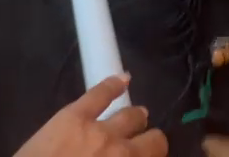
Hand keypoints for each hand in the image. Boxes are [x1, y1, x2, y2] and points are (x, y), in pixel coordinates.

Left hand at [15, 75, 167, 156]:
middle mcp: (123, 153)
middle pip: (151, 141)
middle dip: (150, 143)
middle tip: (143, 145)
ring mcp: (100, 131)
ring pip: (130, 116)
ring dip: (136, 118)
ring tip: (139, 116)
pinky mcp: (76, 115)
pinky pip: (100, 93)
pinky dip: (114, 85)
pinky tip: (125, 79)